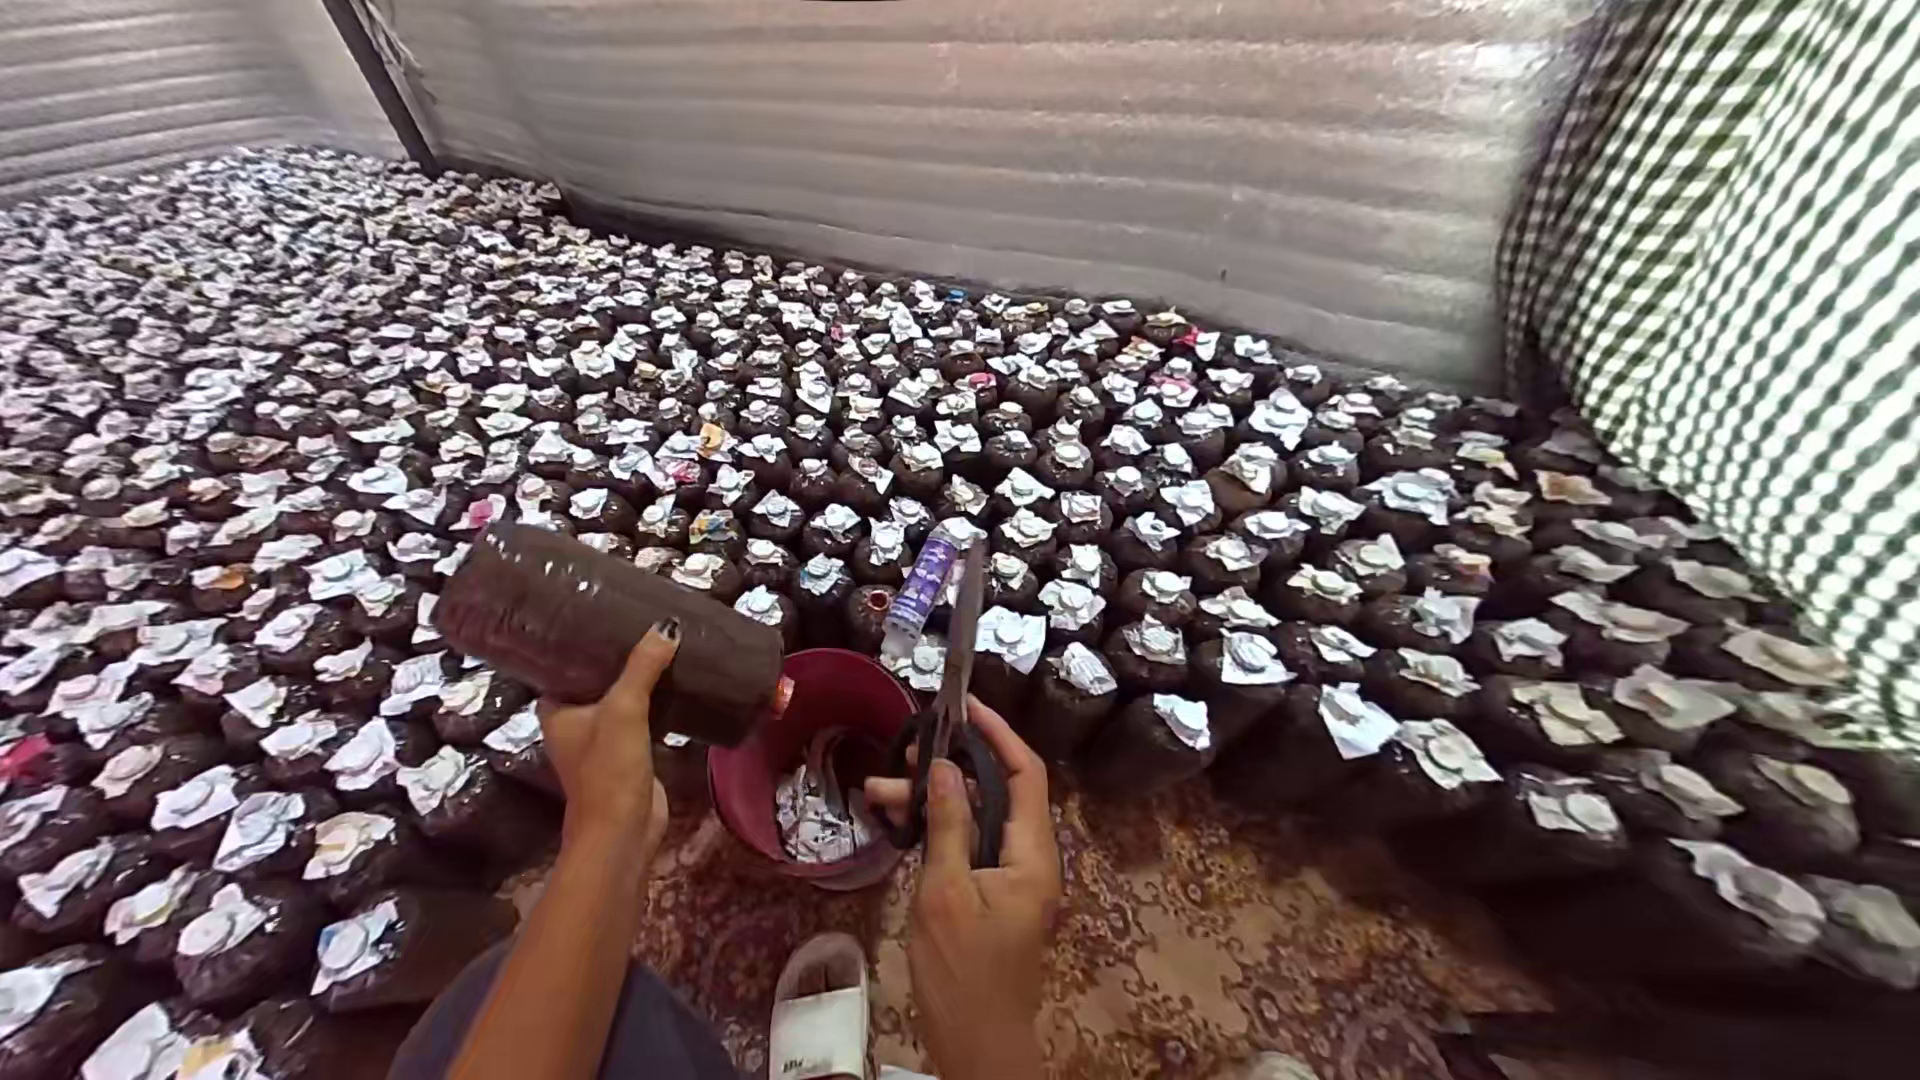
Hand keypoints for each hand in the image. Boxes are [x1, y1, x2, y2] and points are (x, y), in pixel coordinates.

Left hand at [538, 620, 679, 855]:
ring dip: (643, 677)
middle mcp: (575, 722)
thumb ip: (643, 667)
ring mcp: (603, 738)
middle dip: (622, 656)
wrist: (624, 829)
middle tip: (647, 624)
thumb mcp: (624, 709)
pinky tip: (679, 680)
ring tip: (667, 644)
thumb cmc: (609, 769)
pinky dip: (659, 698)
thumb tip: (666, 626)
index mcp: (557, 710)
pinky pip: (645, 713)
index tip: (610, 616)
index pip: (565, 665)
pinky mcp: (631, 750)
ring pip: (624, 696)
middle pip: (599, 678)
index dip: (585, 643)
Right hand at [865, 697, 1060, 1079]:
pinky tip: (896, 817)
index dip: (1000, 733)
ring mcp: (1010, 872)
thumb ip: (949, 824)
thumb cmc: (963, 975)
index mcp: (1033, 852)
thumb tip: (947, 764)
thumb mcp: (946, 893)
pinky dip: (936, 825)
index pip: (1027, 773)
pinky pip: (967, 840)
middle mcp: (1029, 854)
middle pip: (997, 789)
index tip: (967, 706)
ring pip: (975, 814)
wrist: (977, 1050)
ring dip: (934, 798)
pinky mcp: (991, 887)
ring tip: (881, 789)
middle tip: (910, 749)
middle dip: (953, 765)